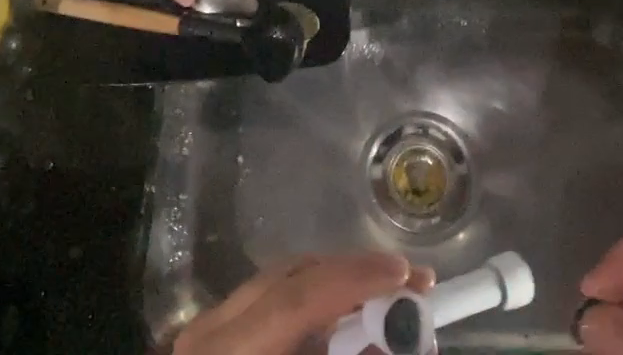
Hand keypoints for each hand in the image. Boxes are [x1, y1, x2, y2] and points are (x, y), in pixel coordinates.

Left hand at [172, 252, 432, 354]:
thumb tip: (390, 347)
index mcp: (229, 353)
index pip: (296, 300)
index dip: (354, 282)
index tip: (405, 275)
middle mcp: (211, 330)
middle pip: (292, 278)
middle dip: (356, 275)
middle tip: (413, 283)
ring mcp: (209, 329)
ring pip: (282, 284)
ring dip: (338, 286)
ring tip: (387, 297)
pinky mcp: (215, 336)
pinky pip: (272, 303)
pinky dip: (314, 304)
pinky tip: (346, 317)